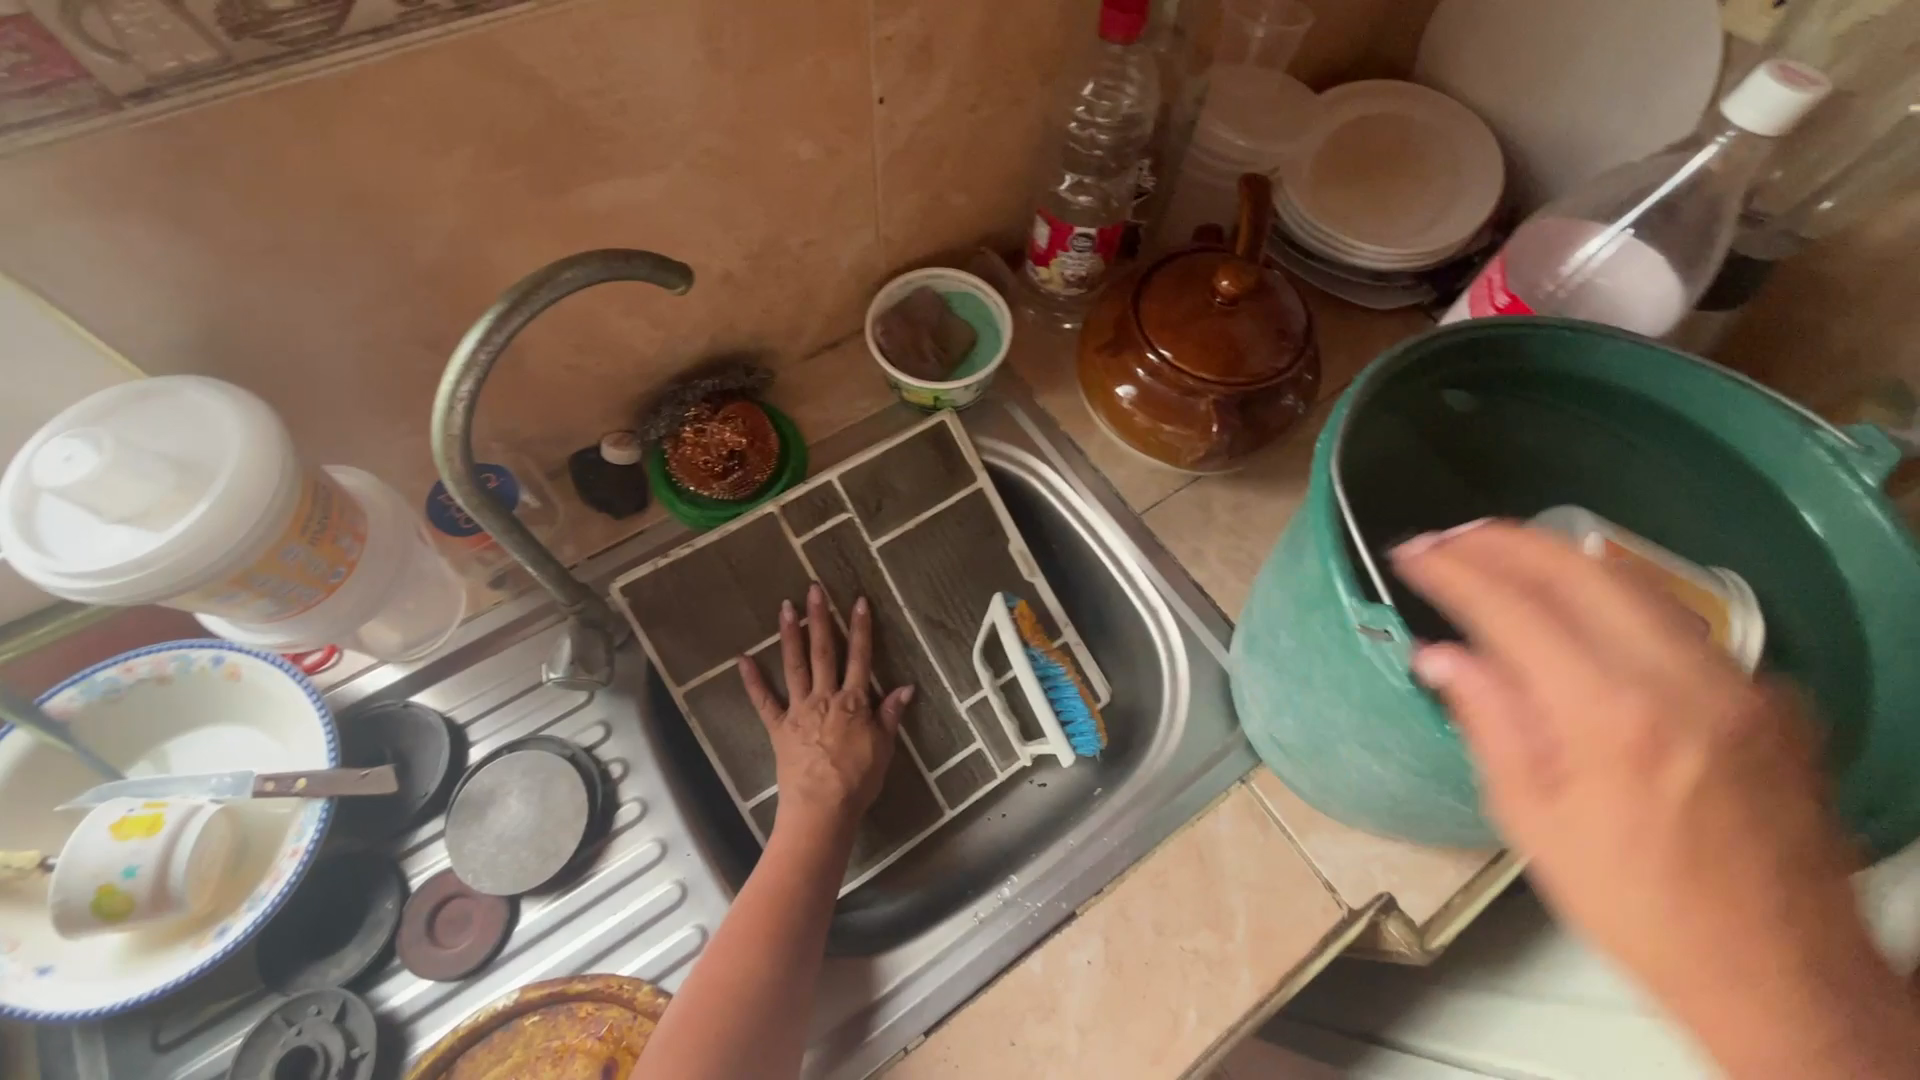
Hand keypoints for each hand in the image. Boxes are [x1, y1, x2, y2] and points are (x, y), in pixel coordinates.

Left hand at [738, 583, 913, 834]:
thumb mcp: (884, 748)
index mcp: (854, 702)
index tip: (858, 601)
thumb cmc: (858, 780)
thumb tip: (906, 687)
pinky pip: (764, 701)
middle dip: (820, 618)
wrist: (822, 809)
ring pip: (794, 666)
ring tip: (785, 607)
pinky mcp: (778, 727)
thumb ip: (890, 715)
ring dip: (790, 635)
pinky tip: (742, 658)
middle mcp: (825, 697)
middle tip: (814, 590)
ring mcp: (798, 710)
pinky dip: (752, 680)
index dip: (860, 627)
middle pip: (823, 652)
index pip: (860, 657)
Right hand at [1391, 521, 1863, 1011]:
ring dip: (1556, 556)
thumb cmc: (1632, 903)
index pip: (1513, 609)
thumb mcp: (1530, 818)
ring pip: (1635, 583)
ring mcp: (1738, 683)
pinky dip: (1611, 594)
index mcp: (1607, 716)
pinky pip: (1677, 621)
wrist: (1784, 972)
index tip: (1411, 554)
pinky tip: (1579, 604)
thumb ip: (1489, 720)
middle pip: (1578, 570)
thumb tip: (1441, 655)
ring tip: (1499, 550)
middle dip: (1501, 541)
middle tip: (1447, 537)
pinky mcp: (1771, 697)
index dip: (1453, 571)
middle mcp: (1681, 681)